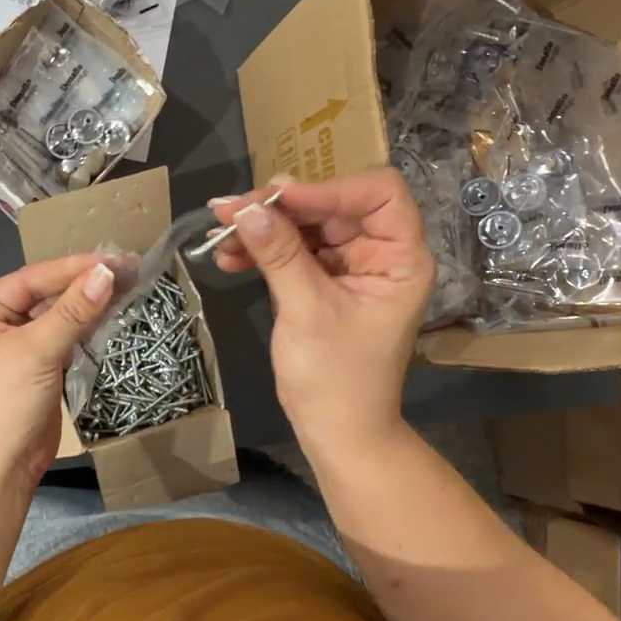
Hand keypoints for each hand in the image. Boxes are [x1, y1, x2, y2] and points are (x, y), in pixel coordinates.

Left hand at [0, 255, 116, 483]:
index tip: (113, 259)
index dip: (73, 267)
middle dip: (84, 283)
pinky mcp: (41, 370)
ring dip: (90, 304)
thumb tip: (107, 272)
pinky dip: (88, 328)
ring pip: (60, 317)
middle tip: (129, 269)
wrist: (0, 468)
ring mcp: (21, 348)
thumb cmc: (5, 403)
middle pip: (47, 294)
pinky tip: (113, 315)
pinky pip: (67, 339)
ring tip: (128, 287)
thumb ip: (72, 311)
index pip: (33, 278)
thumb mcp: (37, 351)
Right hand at [210, 171, 433, 456]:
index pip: (377, 194)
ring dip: (262, 230)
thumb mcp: (307, 311)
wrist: (336, 431)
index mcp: (401, 257)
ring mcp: (349, 269)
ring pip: (305, 228)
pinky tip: (227, 258)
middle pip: (332, 207)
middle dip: (280, 208)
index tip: (275, 197)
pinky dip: (261, 252)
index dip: (327, 189)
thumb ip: (279, 255)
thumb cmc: (335, 378)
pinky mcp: (322, 284)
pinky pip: (291, 253)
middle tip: (228, 211)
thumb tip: (246, 208)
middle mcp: (379, 254)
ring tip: (219, 235)